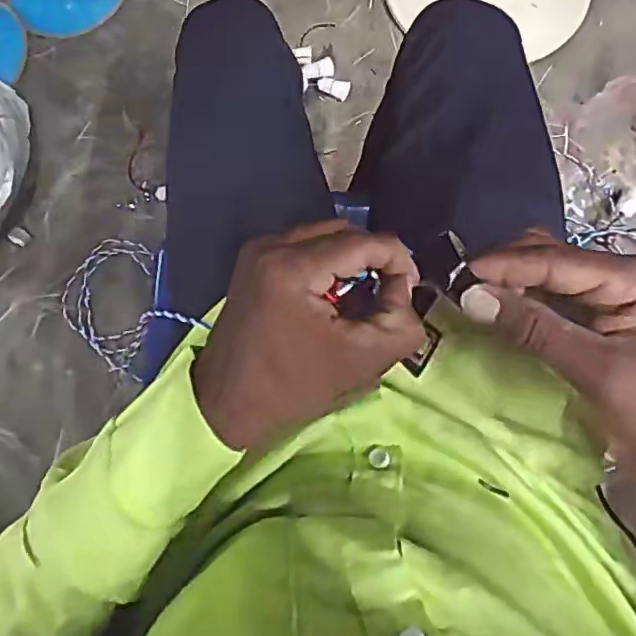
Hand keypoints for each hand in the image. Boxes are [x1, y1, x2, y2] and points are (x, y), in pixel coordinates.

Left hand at [190, 220, 429, 451]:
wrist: (226, 403)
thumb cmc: (292, 387)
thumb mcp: (362, 360)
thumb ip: (400, 320)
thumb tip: (401, 286)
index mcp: (293, 267)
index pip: (363, 242)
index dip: (397, 260)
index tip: (408, 290)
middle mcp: (271, 246)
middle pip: (343, 232)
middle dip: (373, 259)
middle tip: (389, 294)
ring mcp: (258, 250)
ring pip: (323, 236)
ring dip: (350, 260)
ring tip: (361, 298)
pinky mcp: (253, 261)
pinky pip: (303, 246)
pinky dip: (326, 264)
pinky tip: (333, 296)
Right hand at [460, 235, 635, 503]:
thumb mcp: (600, 373)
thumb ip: (536, 329)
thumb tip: (472, 296)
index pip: (557, 260)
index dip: (505, 265)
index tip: (458, 273)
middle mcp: (623, 276)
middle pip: (549, 256)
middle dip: (504, 269)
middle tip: (461, 288)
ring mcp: (611, 296)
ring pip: (545, 274)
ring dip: (508, 283)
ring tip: (470, 297)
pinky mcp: (598, 319)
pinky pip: (550, 298)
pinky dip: (520, 301)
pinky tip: (495, 309)